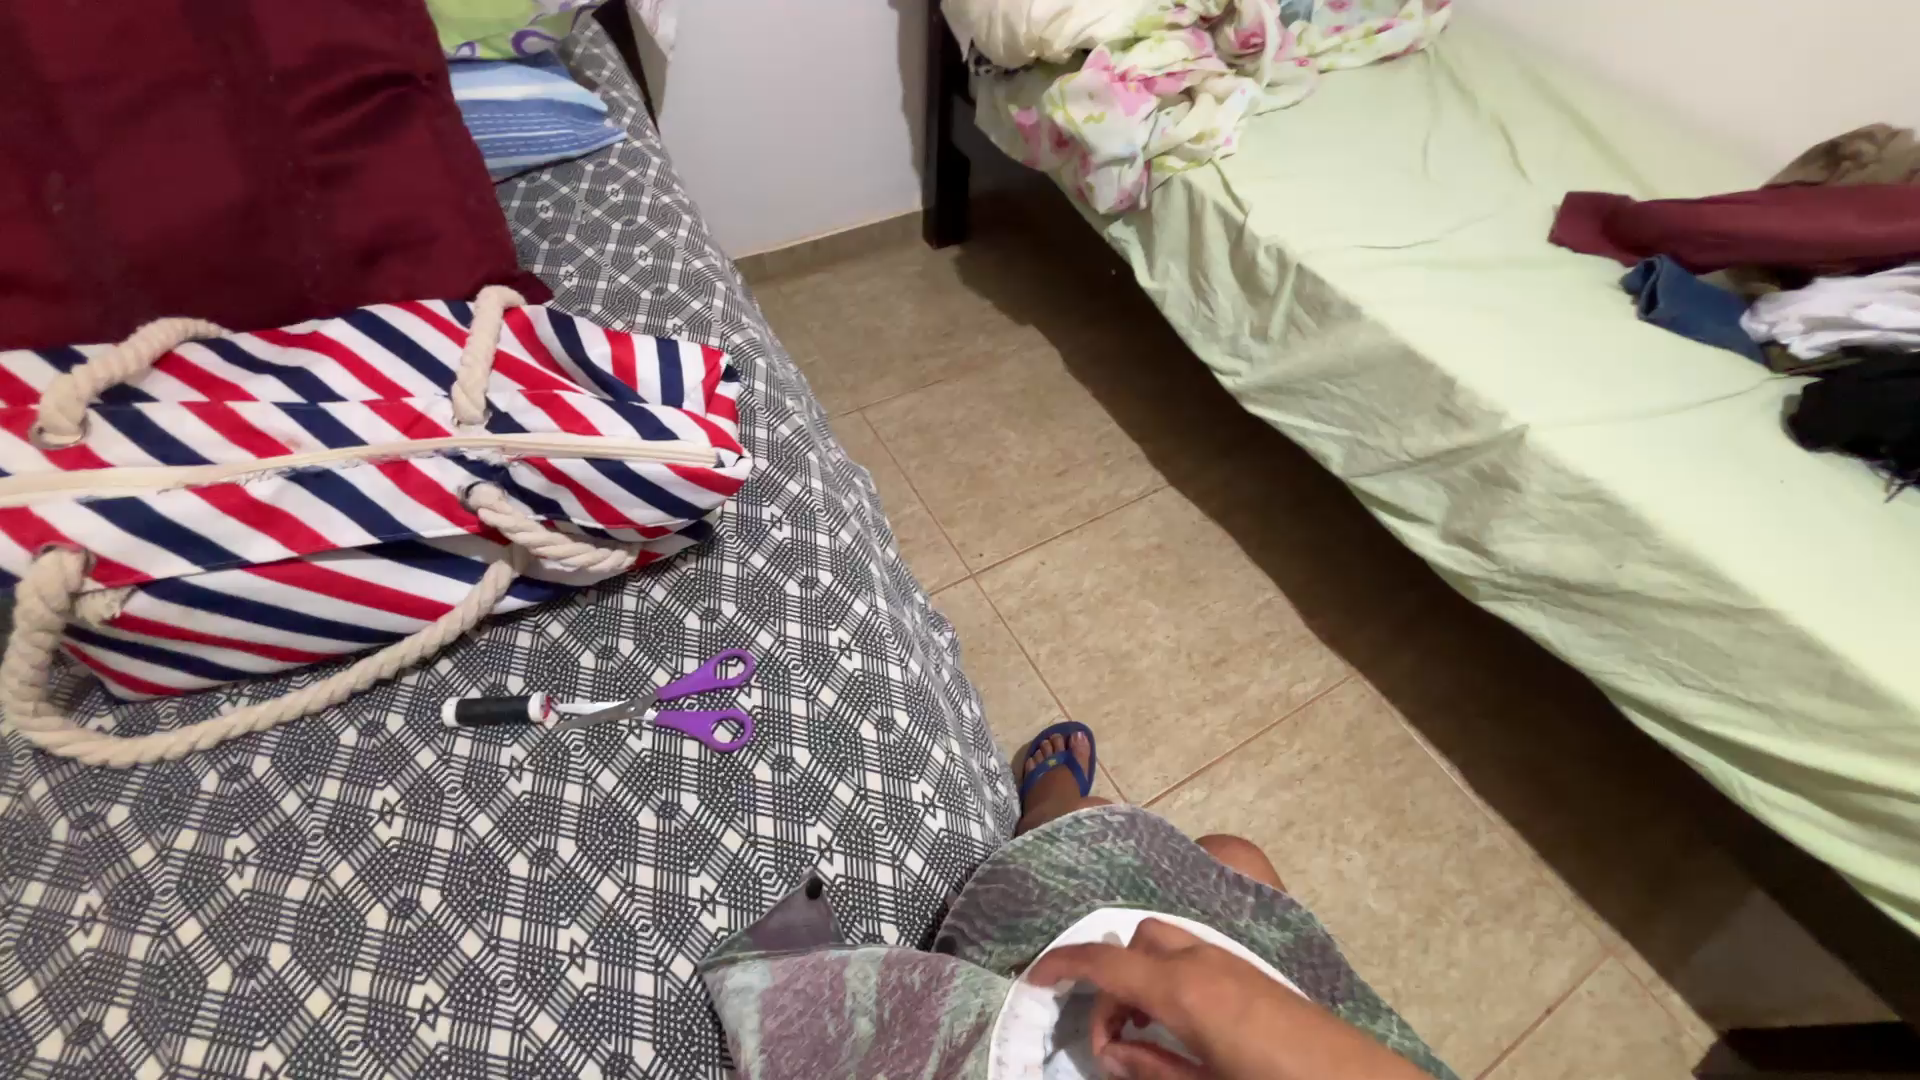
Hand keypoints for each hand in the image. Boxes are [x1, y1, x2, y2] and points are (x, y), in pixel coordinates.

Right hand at [1026, 919, 1429, 1079]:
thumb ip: (1152, 1067)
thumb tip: (1110, 1051)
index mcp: (1183, 988)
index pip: (1105, 962)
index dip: (1064, 965)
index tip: (1034, 978)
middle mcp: (1201, 959)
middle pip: (1134, 943)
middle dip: (1109, 981)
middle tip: (1110, 1042)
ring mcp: (1229, 961)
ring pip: (1162, 945)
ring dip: (1138, 979)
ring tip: (1141, 1038)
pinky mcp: (1250, 973)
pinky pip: (1190, 958)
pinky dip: (1166, 980)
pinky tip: (1178, 1028)